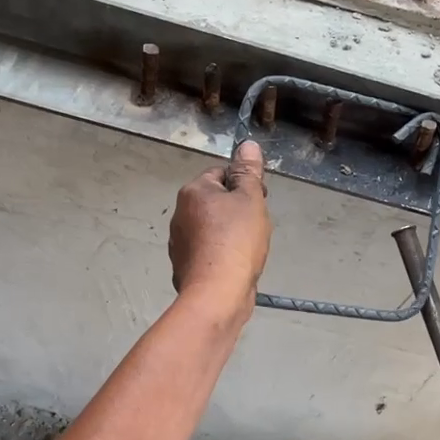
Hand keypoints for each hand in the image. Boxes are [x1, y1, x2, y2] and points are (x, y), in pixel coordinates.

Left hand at [168, 141, 270, 319]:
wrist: (216, 294)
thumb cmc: (237, 241)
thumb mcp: (251, 199)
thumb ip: (249, 172)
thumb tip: (247, 145)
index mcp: (193, 192)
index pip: (221, 174)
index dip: (244, 184)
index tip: (260, 201)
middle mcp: (180, 214)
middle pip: (216, 201)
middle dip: (238, 210)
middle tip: (256, 225)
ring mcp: (179, 242)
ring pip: (213, 227)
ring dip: (230, 232)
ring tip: (249, 248)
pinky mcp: (184, 266)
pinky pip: (208, 250)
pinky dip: (222, 253)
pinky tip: (236, 265)